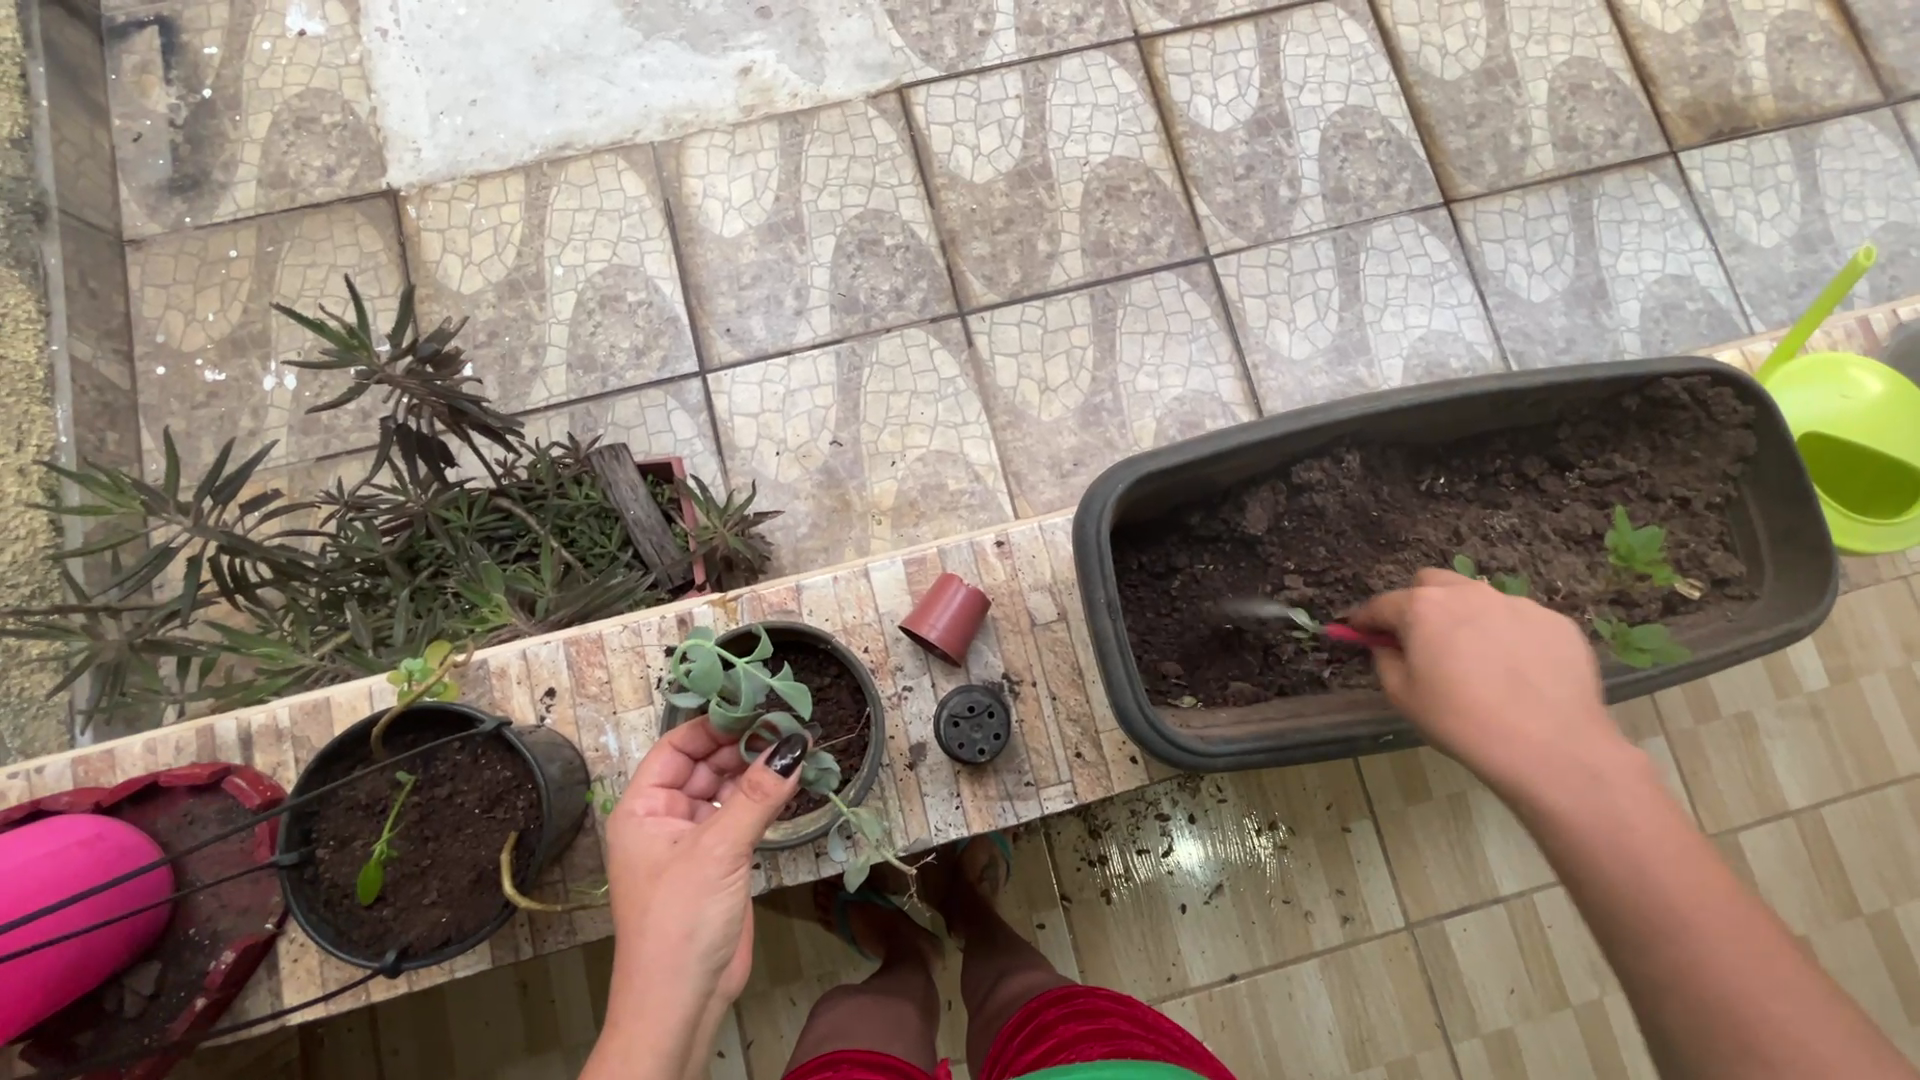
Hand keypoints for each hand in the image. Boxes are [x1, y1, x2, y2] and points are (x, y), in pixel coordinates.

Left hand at [592, 721, 805, 1077]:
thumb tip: (794, 745)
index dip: (714, 724)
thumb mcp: (718, 850)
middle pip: (705, 764)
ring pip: (727, 788)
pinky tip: (791, 780)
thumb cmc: (678, 924)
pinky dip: (765, 797)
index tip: (756, 706)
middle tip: (787, 723)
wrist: (682, 1001)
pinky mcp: (721, 861)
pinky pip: (743, 814)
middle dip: (743, 744)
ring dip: (758, 769)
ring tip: (796, 745)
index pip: (677, 747)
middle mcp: (665, 818)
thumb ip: (758, 794)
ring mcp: (695, 840)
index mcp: (642, 808)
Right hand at [1349, 568, 1628, 797]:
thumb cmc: (1461, 722)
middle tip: (1420, 640)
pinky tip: (1515, 672)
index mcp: (1423, 608)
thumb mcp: (1402, 696)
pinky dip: (1506, 635)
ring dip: (1464, 617)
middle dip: (1417, 604)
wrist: (1551, 747)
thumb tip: (1387, 645)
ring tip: (1475, 659)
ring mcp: (1517, 604)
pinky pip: (1518, 620)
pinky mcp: (1556, 622)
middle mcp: (1468, 594)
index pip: (1381, 604)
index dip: (1365, 619)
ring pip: (1477, 598)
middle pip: (1431, 583)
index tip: (1359, 632)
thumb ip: (1385, 659)